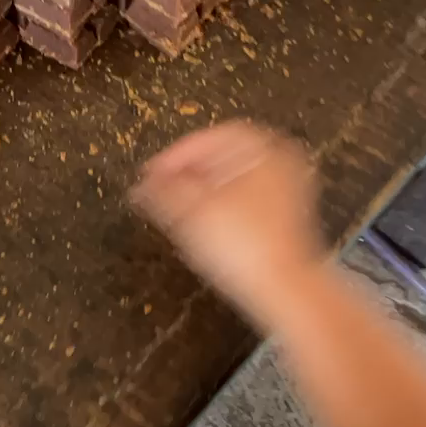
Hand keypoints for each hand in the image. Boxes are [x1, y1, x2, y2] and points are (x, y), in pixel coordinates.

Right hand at [132, 122, 324, 324]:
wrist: (281, 288)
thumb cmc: (242, 245)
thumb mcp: (191, 211)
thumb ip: (162, 191)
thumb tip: (141, 184)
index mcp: (264, 151)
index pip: (212, 138)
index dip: (176, 154)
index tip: (152, 173)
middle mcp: (280, 166)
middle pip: (223, 158)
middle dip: (186, 173)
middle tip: (159, 190)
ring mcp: (284, 194)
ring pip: (231, 183)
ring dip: (199, 192)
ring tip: (173, 210)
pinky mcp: (280, 222)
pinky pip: (241, 204)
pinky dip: (216, 209)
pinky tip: (198, 227)